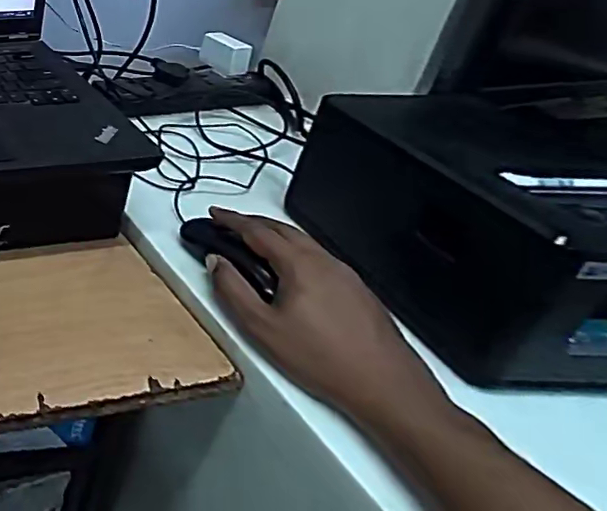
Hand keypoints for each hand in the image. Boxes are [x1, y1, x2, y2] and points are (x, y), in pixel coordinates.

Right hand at [205, 207, 447, 431]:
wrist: (391, 392)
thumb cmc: (328, 361)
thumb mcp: (263, 328)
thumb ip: (232, 290)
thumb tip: (216, 263)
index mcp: (300, 264)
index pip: (257, 230)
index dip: (231, 219)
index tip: (216, 215)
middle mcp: (326, 263)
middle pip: (282, 229)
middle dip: (253, 222)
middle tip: (231, 224)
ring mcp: (348, 277)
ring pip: (304, 242)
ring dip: (276, 236)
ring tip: (258, 244)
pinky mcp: (362, 293)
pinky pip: (322, 258)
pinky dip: (298, 252)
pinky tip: (293, 271)